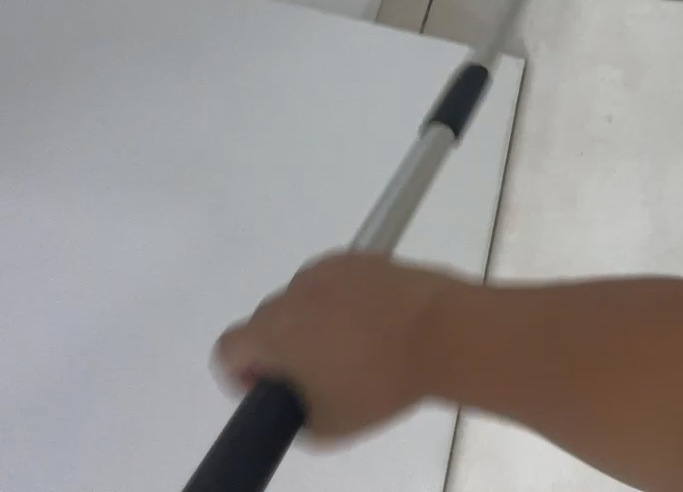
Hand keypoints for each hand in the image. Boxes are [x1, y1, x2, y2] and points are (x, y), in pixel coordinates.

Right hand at [215, 252, 464, 439]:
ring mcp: (345, 267)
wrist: (451, 331)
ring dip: (316, 314)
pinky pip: (345, 276)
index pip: (231, 347)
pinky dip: (350, 293)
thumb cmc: (384, 379)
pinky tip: (375, 316)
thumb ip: (293, 416)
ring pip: (309, 292)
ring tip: (352, 342)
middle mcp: (304, 289)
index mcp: (277, 328)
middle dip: (283, 343)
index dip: (245, 372)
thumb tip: (301, 402)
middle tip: (318, 369)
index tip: (276, 387)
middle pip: (271, 317)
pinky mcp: (380, 257)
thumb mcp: (326, 425)